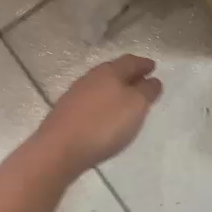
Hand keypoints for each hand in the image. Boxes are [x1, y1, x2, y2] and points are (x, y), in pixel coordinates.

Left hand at [37, 54, 161, 175]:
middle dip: (129, 75)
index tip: (153, 67)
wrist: (58, 150)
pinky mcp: (64, 113)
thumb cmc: (104, 124)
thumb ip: (147, 91)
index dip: (143, 64)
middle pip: (113, 71)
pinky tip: (104, 116)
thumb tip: (153, 80)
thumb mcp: (136, 106)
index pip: (131, 61)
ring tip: (125, 101)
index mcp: (110, 71)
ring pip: (100, 86)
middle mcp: (91, 78)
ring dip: (114, 90)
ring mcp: (75, 95)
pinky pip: (89, 101)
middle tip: (141, 82)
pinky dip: (101, 104)